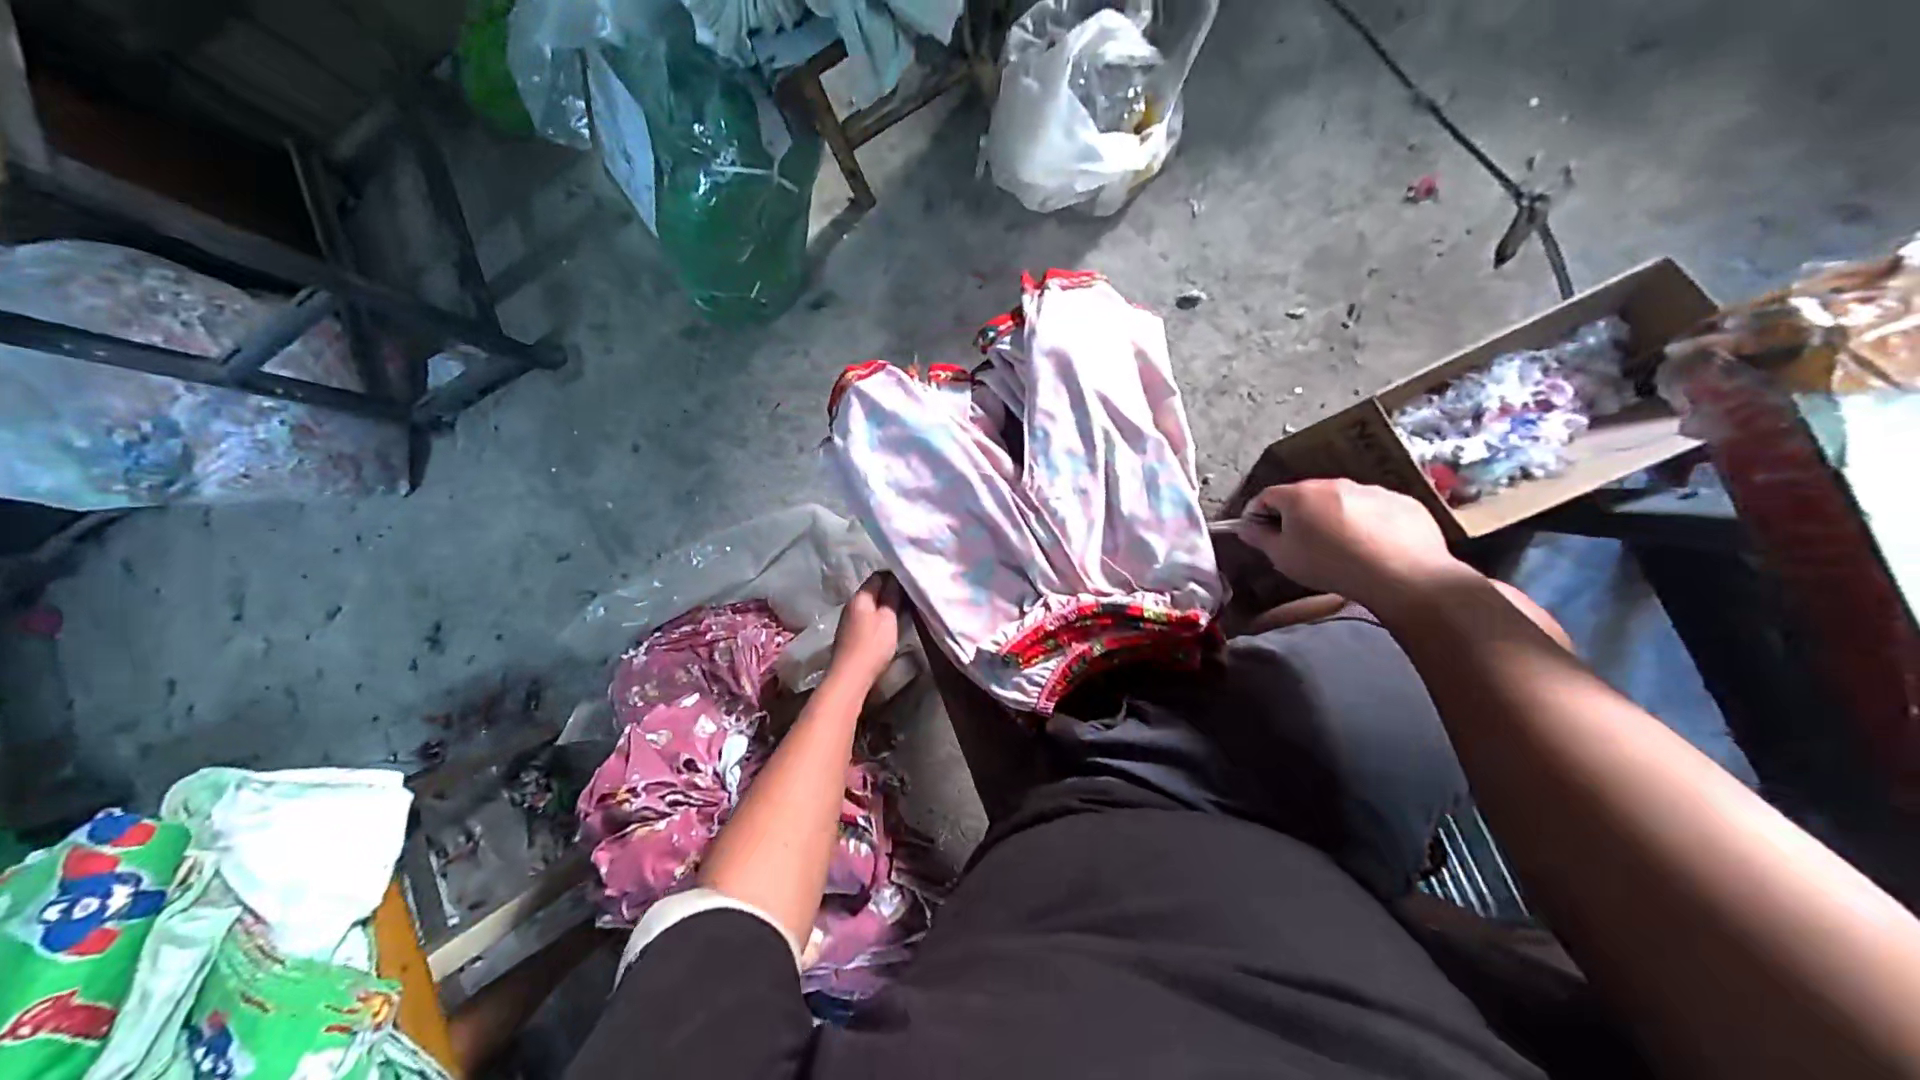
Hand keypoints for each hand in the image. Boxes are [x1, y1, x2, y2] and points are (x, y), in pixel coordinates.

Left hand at [829, 572, 903, 683]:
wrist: (849, 677)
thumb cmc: (872, 646)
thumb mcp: (888, 619)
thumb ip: (892, 597)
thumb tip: (895, 579)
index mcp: (860, 596)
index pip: (878, 576)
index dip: (895, 577)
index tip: (911, 583)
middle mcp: (851, 604)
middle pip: (873, 591)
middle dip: (891, 592)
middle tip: (911, 598)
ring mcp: (848, 620)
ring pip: (870, 606)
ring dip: (885, 607)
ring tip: (903, 612)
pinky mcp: (849, 635)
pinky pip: (866, 619)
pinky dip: (878, 619)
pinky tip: (888, 627)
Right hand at [1236, 480, 1476, 612]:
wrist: (1402, 573)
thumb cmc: (1331, 564)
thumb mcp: (1283, 557)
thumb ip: (1260, 538)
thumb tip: (1247, 527)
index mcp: (1300, 494)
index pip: (1266, 496)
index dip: (1256, 514)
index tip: (1257, 532)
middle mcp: (1334, 484)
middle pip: (1305, 496)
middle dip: (1296, 515)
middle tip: (1298, 543)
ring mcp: (1371, 490)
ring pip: (1340, 501)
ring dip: (1332, 518)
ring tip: (1338, 548)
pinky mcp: (1401, 502)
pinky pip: (1374, 510)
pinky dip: (1366, 523)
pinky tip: (1371, 548)